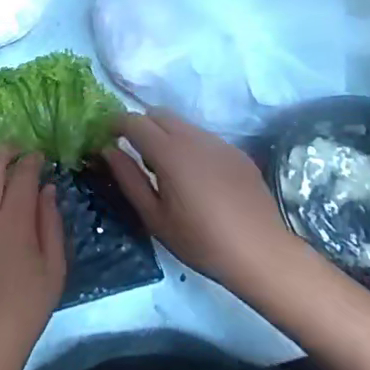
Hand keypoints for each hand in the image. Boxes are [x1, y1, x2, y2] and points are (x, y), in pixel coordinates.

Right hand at [104, 111, 309, 290]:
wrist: (263, 255)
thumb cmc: (201, 241)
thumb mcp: (155, 217)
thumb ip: (128, 178)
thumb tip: (108, 150)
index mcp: (169, 152)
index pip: (134, 121)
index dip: (115, 124)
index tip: (107, 138)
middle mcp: (193, 138)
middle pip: (157, 114)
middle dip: (140, 125)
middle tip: (135, 153)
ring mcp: (218, 143)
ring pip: (181, 124)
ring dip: (165, 134)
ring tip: (166, 168)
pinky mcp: (236, 153)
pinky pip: (203, 138)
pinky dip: (189, 145)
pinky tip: (196, 178)